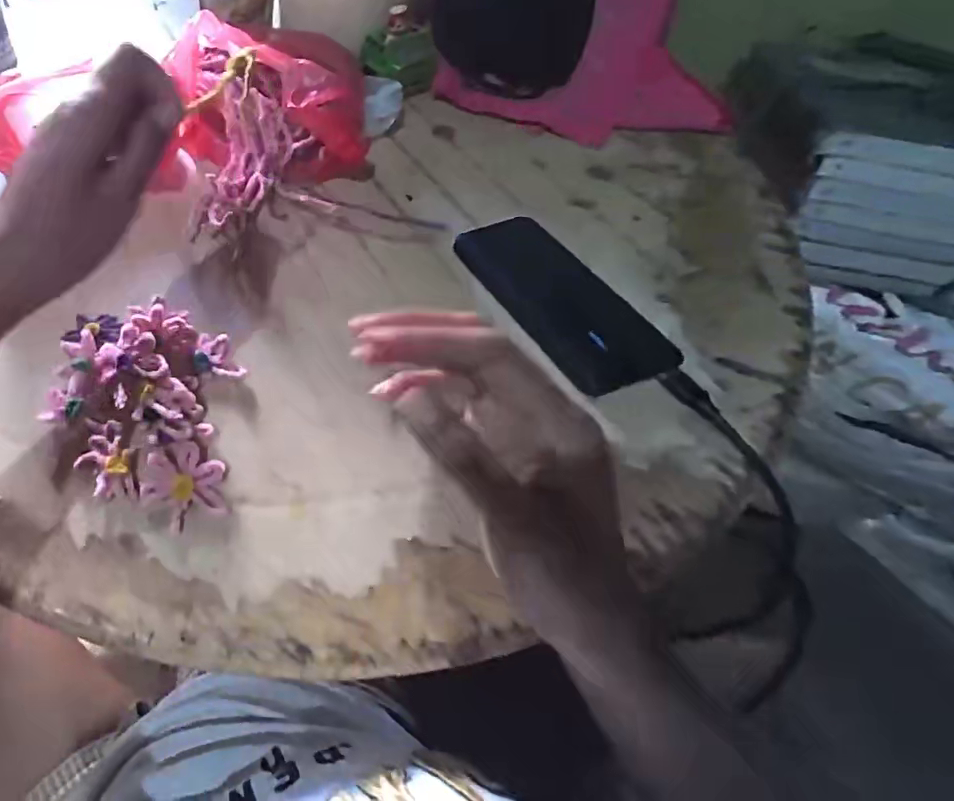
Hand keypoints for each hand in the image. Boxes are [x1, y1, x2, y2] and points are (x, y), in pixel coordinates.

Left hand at [0, 45, 182, 334]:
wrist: (4, 268)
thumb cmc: (67, 240)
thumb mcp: (121, 196)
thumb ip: (147, 145)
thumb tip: (167, 109)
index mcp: (85, 112)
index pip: (129, 55)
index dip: (160, 82)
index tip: (171, 127)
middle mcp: (67, 107)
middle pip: (121, 76)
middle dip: (153, 106)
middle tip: (165, 155)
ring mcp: (56, 126)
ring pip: (109, 102)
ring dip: (137, 126)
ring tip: (148, 172)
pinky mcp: (51, 147)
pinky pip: (94, 125)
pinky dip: (118, 140)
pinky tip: (122, 179)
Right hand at [351, 311, 648, 656]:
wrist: (592, 625)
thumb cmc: (560, 577)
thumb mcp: (509, 519)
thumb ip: (459, 452)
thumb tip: (401, 392)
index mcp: (558, 419)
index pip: (492, 355)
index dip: (431, 341)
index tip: (375, 339)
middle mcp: (543, 406)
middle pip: (478, 348)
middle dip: (419, 333)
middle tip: (361, 329)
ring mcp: (524, 420)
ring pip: (467, 367)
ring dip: (417, 355)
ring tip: (364, 352)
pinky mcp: (506, 437)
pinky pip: (462, 397)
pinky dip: (425, 388)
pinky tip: (392, 392)